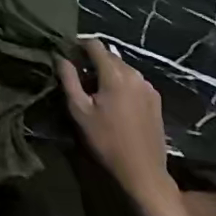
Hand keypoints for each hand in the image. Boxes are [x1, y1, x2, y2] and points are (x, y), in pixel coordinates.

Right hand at [57, 36, 176, 206]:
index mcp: (115, 74)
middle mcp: (134, 73)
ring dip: (109, 73)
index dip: (80, 45)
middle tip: (80, 78)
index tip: (69, 54)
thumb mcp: (80, 112)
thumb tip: (60, 57)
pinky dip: (123, 84)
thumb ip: (69, 80)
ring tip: (97, 92)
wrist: (142, 170)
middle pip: (110, 56)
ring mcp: (148, 85)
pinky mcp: (155, 98)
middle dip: (93, 61)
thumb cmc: (106, 141)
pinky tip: (117, 103)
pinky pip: (135, 81)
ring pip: (123, 68)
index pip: (95, 45)